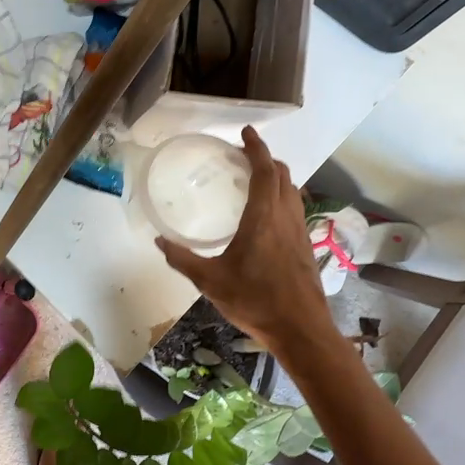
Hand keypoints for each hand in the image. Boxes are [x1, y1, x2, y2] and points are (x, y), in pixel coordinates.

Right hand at [154, 127, 336, 359]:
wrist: (302, 331)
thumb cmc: (255, 301)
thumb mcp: (210, 281)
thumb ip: (182, 259)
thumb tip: (159, 241)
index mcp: (263, 217)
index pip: (265, 170)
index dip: (256, 147)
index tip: (246, 132)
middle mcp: (285, 218)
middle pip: (283, 175)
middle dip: (265, 159)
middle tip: (243, 156)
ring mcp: (300, 232)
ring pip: (293, 191)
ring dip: (277, 177)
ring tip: (255, 179)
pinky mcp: (306, 247)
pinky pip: (295, 209)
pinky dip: (282, 197)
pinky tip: (266, 215)